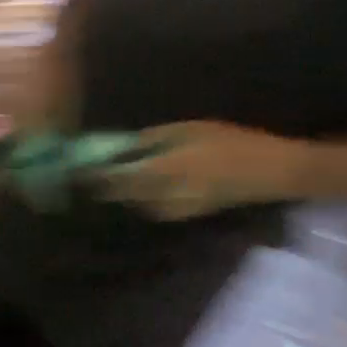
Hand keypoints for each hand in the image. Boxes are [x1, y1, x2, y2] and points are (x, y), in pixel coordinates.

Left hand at [94, 121, 310, 220]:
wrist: (267, 174)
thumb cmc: (232, 143)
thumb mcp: (193, 130)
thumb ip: (157, 138)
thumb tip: (127, 145)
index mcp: (161, 171)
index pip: (117, 179)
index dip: (96, 177)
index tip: (79, 171)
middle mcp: (159, 197)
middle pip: (123, 196)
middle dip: (107, 188)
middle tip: (91, 178)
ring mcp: (170, 210)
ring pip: (136, 204)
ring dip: (125, 195)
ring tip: (115, 183)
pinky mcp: (180, 216)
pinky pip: (152, 208)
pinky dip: (143, 199)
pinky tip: (145, 190)